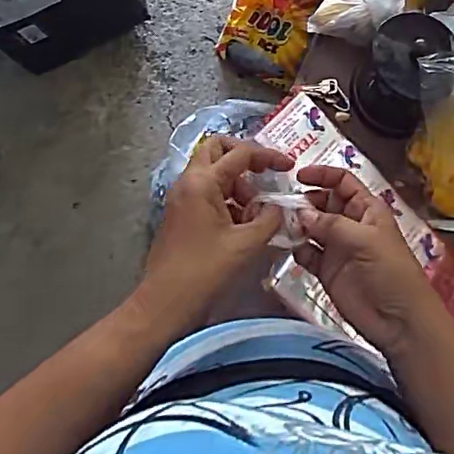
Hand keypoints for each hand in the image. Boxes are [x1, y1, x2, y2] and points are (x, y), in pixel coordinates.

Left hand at [140, 136, 293, 328]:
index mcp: (202, 182)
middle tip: (264, 175)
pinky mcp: (181, 213)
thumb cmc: (204, 272)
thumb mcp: (246, 244)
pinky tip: (242, 224)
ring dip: (237, 182)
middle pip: (217, 149)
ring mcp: (181, 197)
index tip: (289, 166)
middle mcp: (188, 181)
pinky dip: (227, 198)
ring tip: (256, 212)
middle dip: (244, 157)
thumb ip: (269, 219)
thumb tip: (279, 207)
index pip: (240, 153)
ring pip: (213, 171)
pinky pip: (207, 191)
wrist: (164, 305)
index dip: (268, 156)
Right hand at [293, 165, 453, 359]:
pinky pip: (307, 252)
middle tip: (287, 207)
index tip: (299, 175)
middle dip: (305, 201)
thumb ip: (332, 224)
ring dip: (297, 224)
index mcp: (366, 208)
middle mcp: (350, 223)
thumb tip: (302, 213)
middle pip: (322, 202)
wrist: (399, 321)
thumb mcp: (366, 240)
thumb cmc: (390, 272)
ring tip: (283, 226)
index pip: (342, 182)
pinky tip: (291, 247)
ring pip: (311, 226)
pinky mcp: (327, 270)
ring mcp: (337, 246)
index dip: (322, 175)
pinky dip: (297, 248)